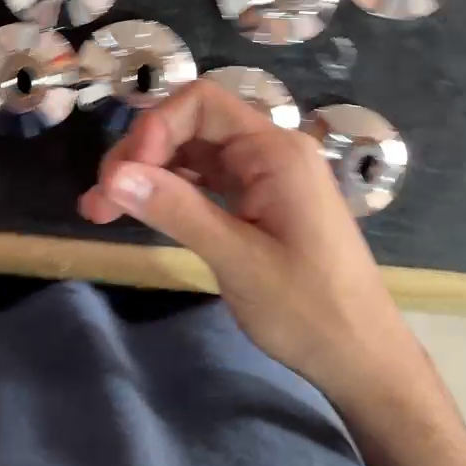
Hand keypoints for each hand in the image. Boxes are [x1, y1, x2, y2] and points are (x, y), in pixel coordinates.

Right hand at [78, 80, 395, 390]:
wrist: (365, 362)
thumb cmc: (310, 311)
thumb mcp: (238, 260)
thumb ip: (176, 211)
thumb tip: (113, 176)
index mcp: (275, 151)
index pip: (202, 103)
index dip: (155, 127)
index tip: (124, 174)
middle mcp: (270, 151)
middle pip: (191, 126)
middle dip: (141, 154)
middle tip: (100, 198)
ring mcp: (266, 176)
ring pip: (193, 154)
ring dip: (148, 174)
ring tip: (102, 209)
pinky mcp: (260, 201)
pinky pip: (206, 180)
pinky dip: (170, 192)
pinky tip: (141, 212)